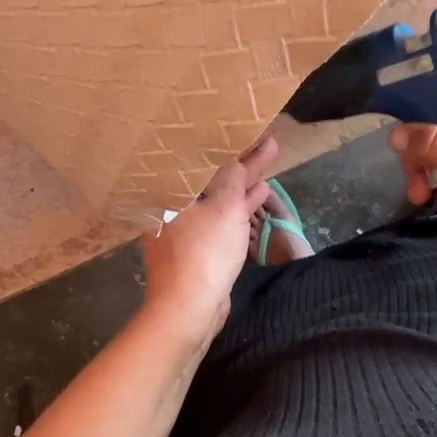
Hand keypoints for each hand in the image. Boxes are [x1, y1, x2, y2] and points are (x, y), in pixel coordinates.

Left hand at [140, 136, 277, 334]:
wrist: (188, 309)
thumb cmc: (204, 253)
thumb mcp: (224, 208)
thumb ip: (232, 179)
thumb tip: (235, 162)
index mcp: (168, 189)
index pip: (199, 156)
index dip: (228, 142)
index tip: (247, 127)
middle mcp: (171, 204)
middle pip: (210, 176)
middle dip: (240, 161)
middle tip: (265, 141)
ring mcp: (182, 227)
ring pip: (217, 197)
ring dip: (242, 183)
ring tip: (267, 161)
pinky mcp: (195, 247)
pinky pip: (219, 217)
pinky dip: (237, 206)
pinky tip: (258, 194)